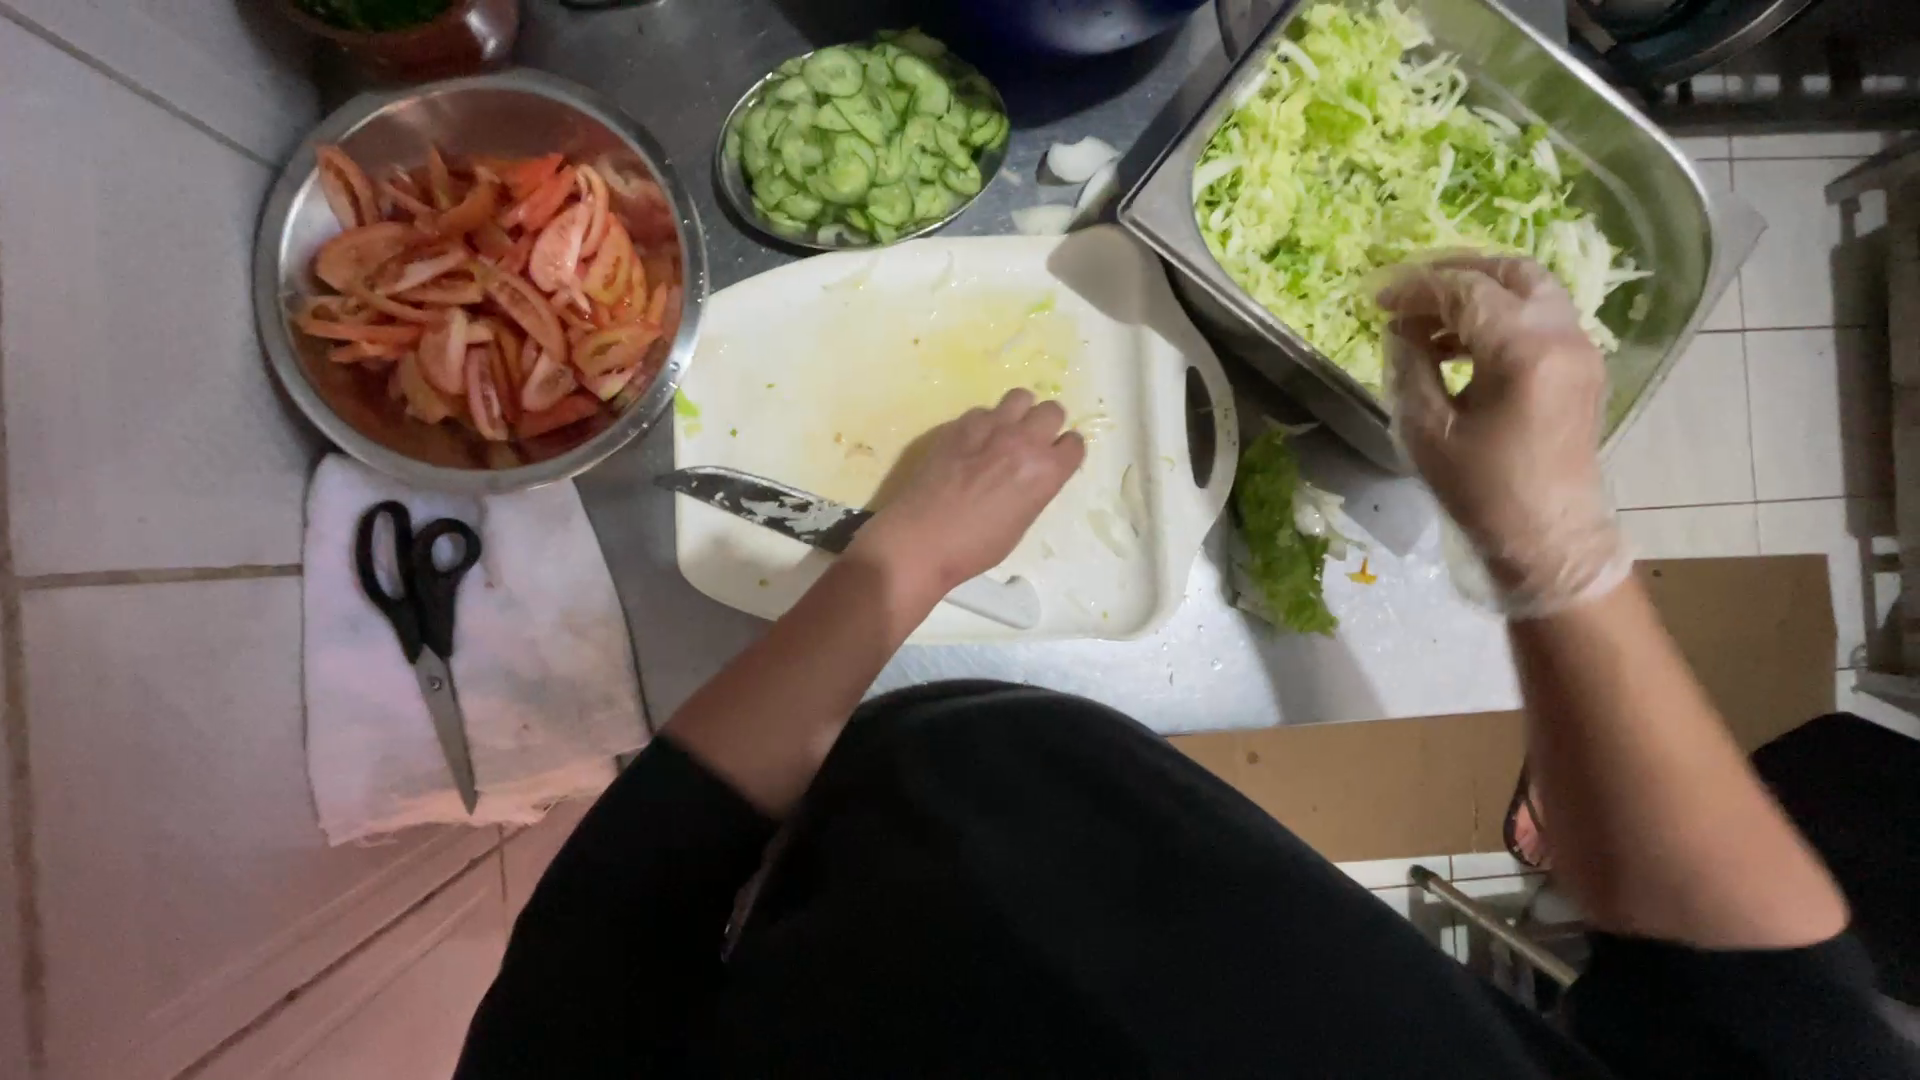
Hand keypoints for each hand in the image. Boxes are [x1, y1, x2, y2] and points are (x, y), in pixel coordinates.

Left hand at [847, 389, 1085, 602]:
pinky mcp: (959, 424)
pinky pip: (984, 410)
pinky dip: (986, 422)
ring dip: (1020, 412)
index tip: (1056, 460)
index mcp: (1045, 471)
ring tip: (1007, 432)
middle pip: (1052, 411)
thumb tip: (1032, 473)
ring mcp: (989, 427)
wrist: (920, 539)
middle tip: (1032, 444)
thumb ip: (1035, 488)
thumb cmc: (974, 546)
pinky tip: (973, 443)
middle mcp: (1023, 441)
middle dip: (1047, 425)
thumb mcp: (1021, 523)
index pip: (1074, 443)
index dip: (1065, 452)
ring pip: (1020, 397)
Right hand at [1378, 256, 1628, 616]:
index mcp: (1525, 350)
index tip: (1375, 298)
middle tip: (1405, 290)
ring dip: (1476, 294)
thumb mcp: (1425, 429)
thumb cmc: (1480, 488)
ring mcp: (1578, 351)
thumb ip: (1409, 367)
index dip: (1416, 287)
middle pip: (1511, 273)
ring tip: (1424, 321)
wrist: (1546, 535)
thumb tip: (1400, 329)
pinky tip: (1455, 345)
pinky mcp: (1577, 369)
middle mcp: (1563, 336)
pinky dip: (1495, 317)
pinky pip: (1537, 320)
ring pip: (1530, 292)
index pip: (1467, 292)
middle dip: (1454, 273)